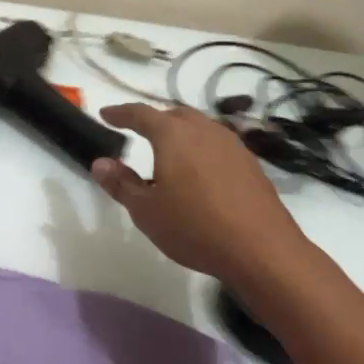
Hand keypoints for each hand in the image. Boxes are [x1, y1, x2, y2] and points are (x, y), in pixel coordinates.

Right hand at [90, 104, 305, 282]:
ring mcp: (231, 144)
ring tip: (171, 153)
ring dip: (181, 133)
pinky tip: (202, 173)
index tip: (106, 113)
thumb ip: (121, 183)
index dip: (120, 113)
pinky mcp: (251, 164)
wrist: (264, 251)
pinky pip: (218, 145)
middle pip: (173, 115)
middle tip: (140, 132)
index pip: (140, 113)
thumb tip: (99, 162)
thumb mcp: (147, 212)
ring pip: (199, 127)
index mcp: (172, 134)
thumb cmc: (195, 228)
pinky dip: (203, 150)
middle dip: (154, 120)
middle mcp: (202, 130)